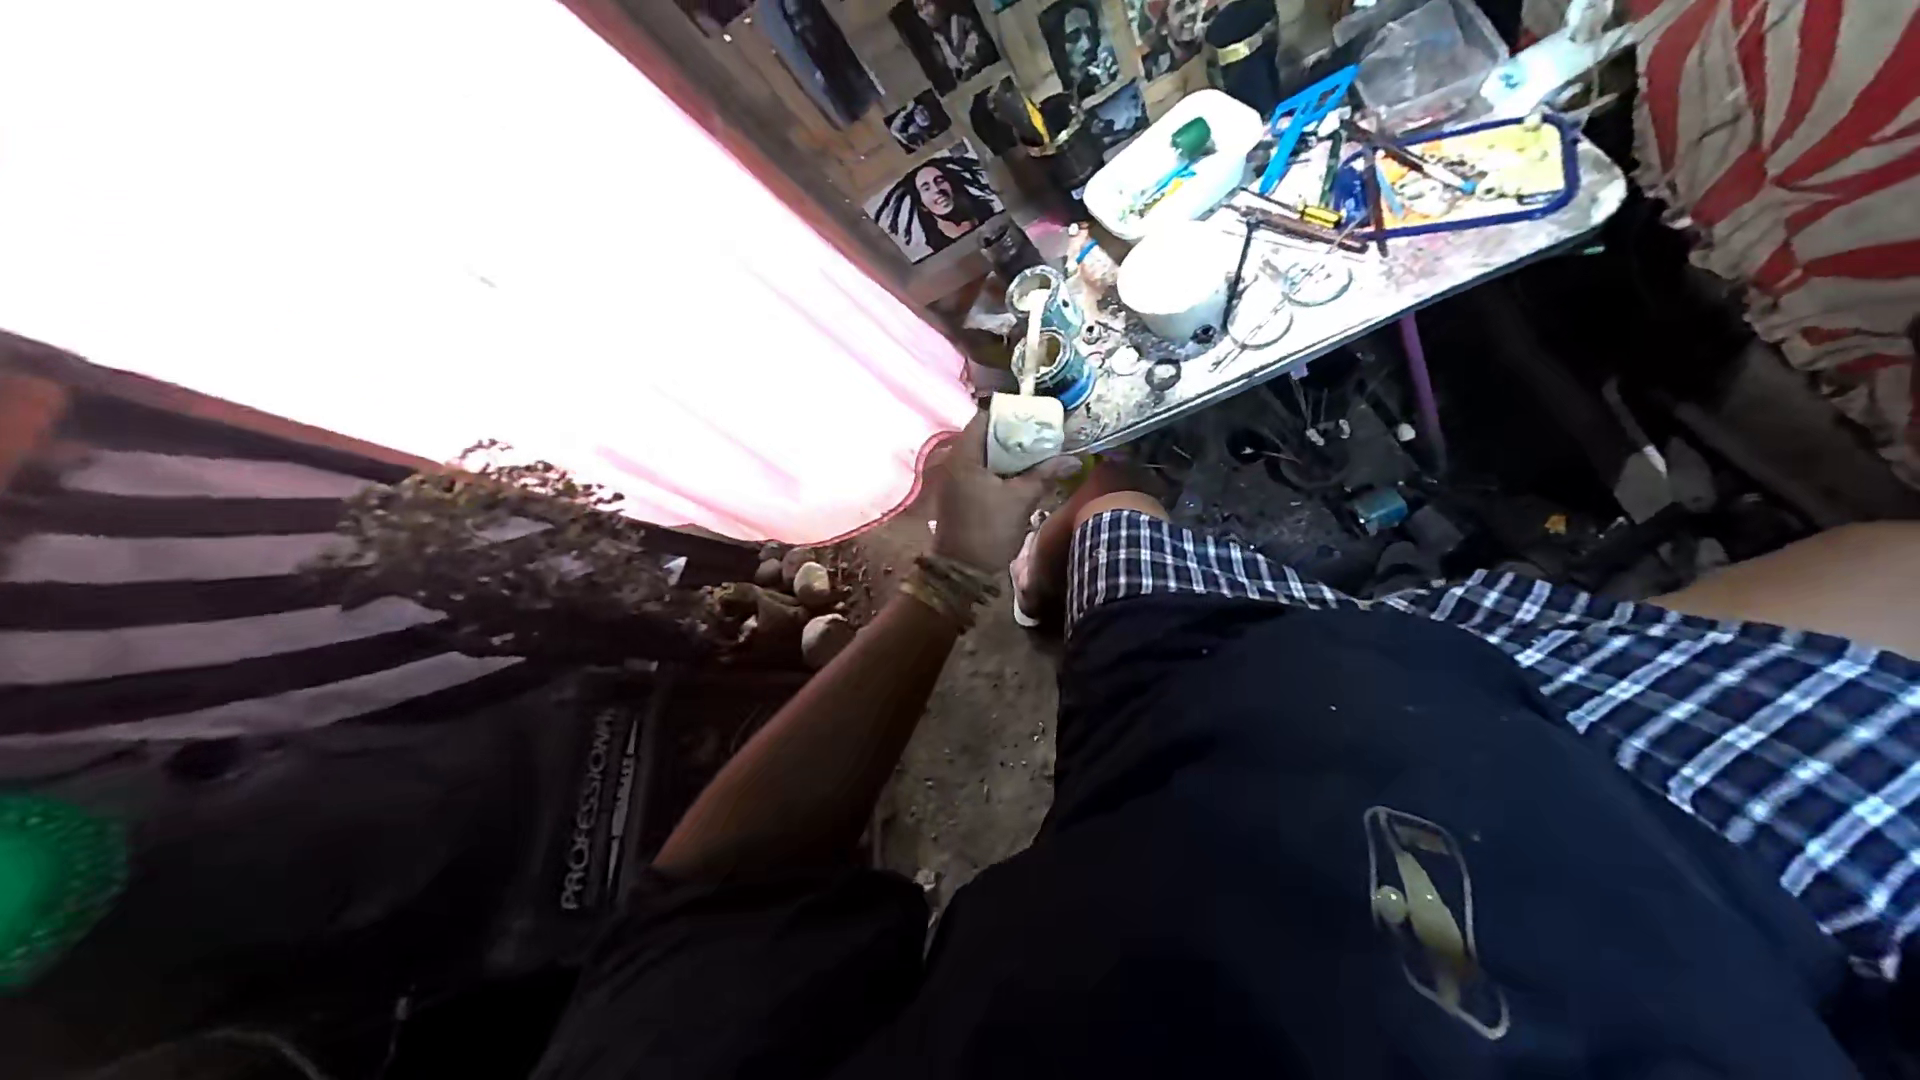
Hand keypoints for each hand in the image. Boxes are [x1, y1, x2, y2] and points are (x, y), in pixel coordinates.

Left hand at [929, 410, 1080, 572]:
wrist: (963, 571)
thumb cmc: (989, 531)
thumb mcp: (1021, 500)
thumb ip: (1045, 474)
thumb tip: (1074, 460)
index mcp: (964, 456)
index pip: (984, 418)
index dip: (1010, 414)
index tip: (1035, 416)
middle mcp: (956, 462)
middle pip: (986, 436)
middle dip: (1015, 435)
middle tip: (1043, 435)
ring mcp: (956, 479)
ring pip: (986, 456)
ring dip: (1010, 455)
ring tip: (1039, 452)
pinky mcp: (961, 494)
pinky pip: (983, 472)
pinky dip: (1002, 470)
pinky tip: (1024, 474)